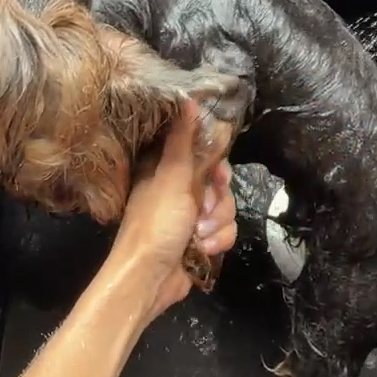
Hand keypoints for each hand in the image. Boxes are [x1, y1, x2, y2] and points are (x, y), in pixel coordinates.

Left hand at [108, 101, 237, 318]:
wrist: (149, 278)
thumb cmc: (155, 224)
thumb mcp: (171, 177)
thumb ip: (183, 141)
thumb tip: (188, 98)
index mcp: (166, 171)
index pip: (204, 154)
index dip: (217, 165)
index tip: (218, 175)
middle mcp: (179, 191)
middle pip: (221, 183)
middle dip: (218, 201)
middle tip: (204, 210)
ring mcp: (191, 217)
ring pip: (227, 209)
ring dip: (217, 224)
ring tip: (198, 236)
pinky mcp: (201, 240)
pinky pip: (225, 232)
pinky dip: (217, 242)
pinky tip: (201, 250)